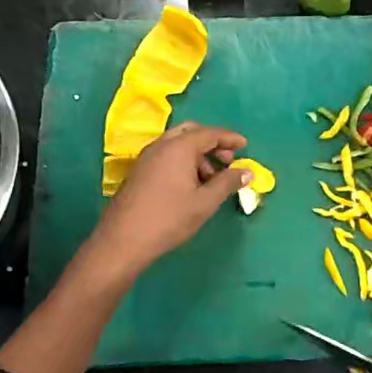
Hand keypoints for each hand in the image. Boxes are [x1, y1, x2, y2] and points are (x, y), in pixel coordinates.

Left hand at [84, 122, 252, 278]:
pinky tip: (191, 185)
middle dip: (212, 143)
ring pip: (177, 145)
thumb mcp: (205, 202)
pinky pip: (166, 156)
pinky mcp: (139, 171)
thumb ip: (228, 183)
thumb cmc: (169, 219)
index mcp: (179, 147)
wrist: (124, 239)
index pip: (209, 133)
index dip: (229, 138)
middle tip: (228, 161)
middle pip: (191, 133)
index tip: (244, 146)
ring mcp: (147, 157)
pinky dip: (183, 162)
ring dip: (198, 155)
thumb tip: (247, 172)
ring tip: (212, 180)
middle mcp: (161, 145)